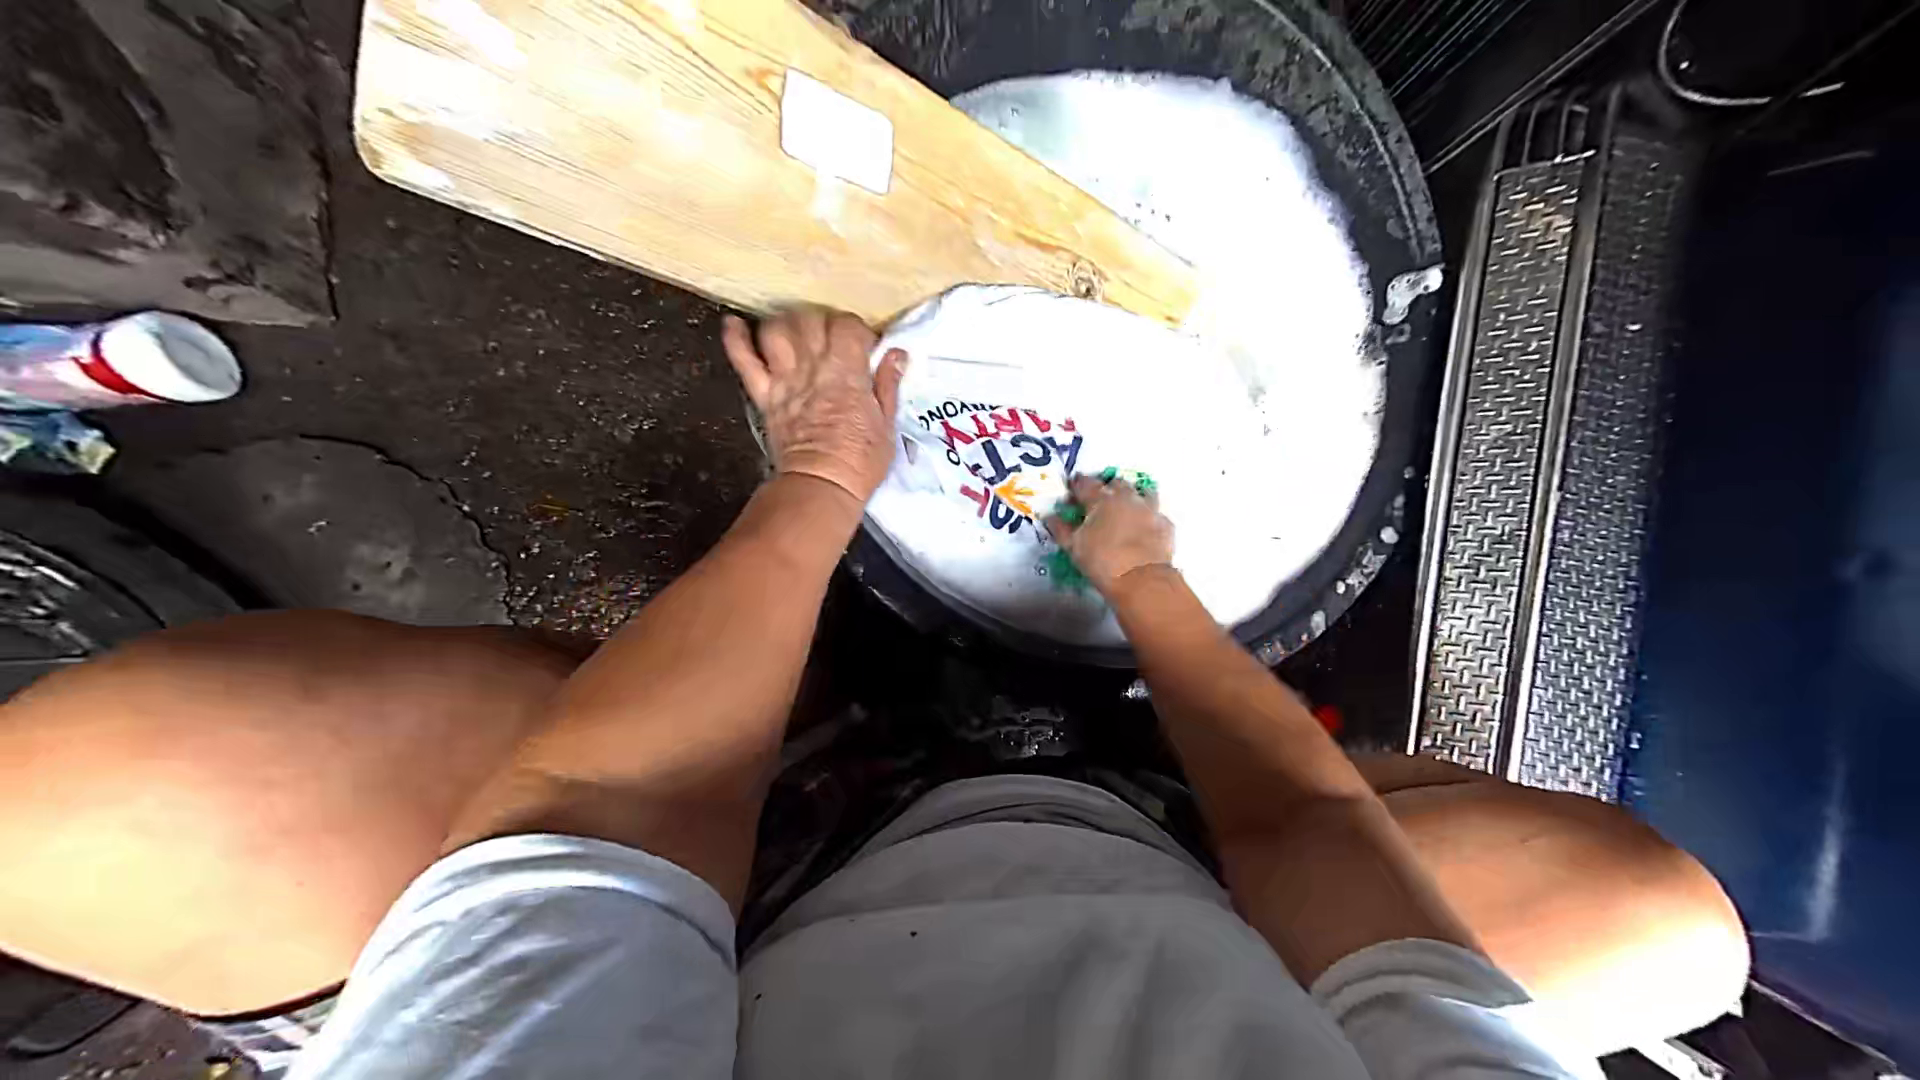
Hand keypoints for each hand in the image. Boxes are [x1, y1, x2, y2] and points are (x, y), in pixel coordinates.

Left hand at [722, 308, 908, 502]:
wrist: (822, 486)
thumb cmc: (860, 461)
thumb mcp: (887, 424)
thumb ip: (888, 384)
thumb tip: (896, 353)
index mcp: (847, 373)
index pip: (847, 326)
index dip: (856, 328)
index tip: (863, 345)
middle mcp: (813, 368)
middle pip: (810, 320)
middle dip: (822, 320)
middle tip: (831, 337)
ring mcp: (784, 380)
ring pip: (776, 330)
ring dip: (785, 323)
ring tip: (796, 331)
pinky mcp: (764, 396)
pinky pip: (743, 359)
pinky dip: (736, 338)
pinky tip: (736, 324)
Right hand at [1044, 474, 1174, 593]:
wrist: (1141, 580)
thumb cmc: (1102, 561)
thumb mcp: (1074, 546)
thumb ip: (1061, 529)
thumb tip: (1050, 516)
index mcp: (1101, 499)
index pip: (1085, 483)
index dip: (1077, 485)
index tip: (1072, 489)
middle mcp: (1127, 497)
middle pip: (1117, 483)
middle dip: (1107, 488)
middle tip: (1099, 501)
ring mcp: (1149, 509)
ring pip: (1143, 493)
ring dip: (1133, 497)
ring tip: (1126, 510)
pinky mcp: (1165, 525)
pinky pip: (1156, 515)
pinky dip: (1149, 518)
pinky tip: (1144, 529)